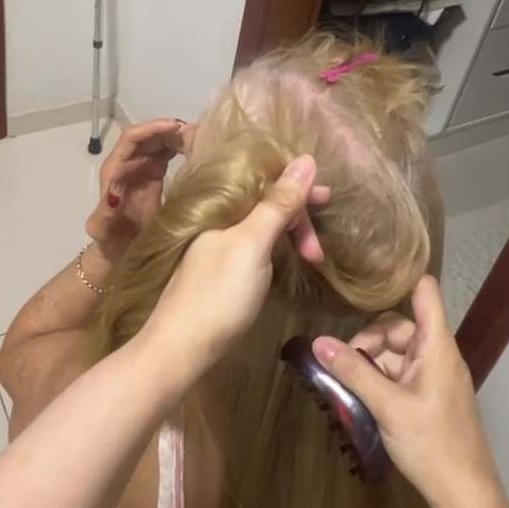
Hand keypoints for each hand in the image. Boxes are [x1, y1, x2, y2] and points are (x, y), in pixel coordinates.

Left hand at [85, 119, 189, 261]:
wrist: (117, 253)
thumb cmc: (110, 242)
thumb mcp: (104, 230)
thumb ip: (105, 213)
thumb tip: (113, 193)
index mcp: (114, 170)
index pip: (131, 139)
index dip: (151, 129)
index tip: (175, 127)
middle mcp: (127, 164)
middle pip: (147, 136)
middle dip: (168, 129)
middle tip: (196, 132)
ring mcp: (140, 168)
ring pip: (157, 142)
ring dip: (176, 136)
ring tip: (200, 138)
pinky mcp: (152, 174)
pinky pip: (166, 152)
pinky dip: (179, 147)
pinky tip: (196, 148)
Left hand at [137, 156, 325, 376]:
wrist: (181, 349)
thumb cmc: (218, 294)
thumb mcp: (252, 244)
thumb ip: (277, 203)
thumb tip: (306, 158)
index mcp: (220, 205)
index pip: (263, 180)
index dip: (296, 186)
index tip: (327, 199)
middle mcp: (216, 220)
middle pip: (264, 203)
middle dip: (296, 217)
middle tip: (319, 250)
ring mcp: (217, 246)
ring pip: (260, 226)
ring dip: (290, 234)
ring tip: (313, 257)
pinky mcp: (220, 271)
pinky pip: (254, 246)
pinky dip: (276, 249)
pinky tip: (288, 259)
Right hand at [312, 276, 502, 507]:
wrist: (465, 496)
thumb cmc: (432, 444)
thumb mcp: (387, 406)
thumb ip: (353, 371)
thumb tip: (318, 342)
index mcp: (437, 346)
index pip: (425, 292)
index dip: (400, 277)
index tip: (363, 277)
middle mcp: (438, 354)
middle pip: (398, 326)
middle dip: (368, 341)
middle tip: (343, 366)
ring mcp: (435, 377)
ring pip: (395, 353)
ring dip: (370, 364)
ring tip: (346, 386)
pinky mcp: (429, 398)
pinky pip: (399, 375)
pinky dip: (379, 380)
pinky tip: (360, 398)